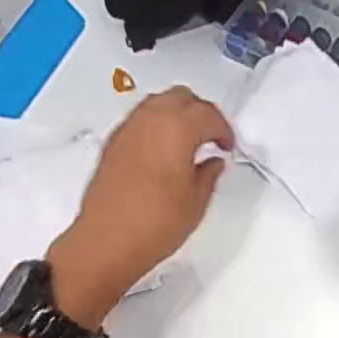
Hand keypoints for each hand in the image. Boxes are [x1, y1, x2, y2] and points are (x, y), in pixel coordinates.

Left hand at [47, 86, 233, 326]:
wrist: (110, 239)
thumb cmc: (154, 224)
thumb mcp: (196, 203)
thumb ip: (209, 175)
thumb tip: (213, 163)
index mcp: (177, 128)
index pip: (208, 114)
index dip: (224, 129)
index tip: (228, 145)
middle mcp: (150, 118)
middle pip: (182, 98)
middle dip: (202, 114)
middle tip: (213, 137)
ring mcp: (128, 127)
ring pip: (159, 104)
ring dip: (178, 117)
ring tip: (190, 144)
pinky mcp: (114, 142)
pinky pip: (141, 120)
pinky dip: (158, 127)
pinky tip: (165, 154)